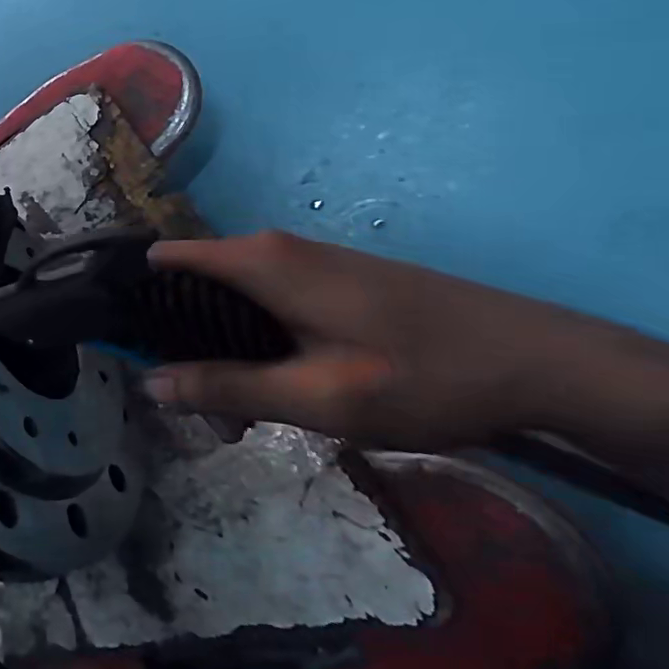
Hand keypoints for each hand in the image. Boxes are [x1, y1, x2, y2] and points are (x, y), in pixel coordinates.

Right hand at [141, 232, 643, 448]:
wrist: (543, 361)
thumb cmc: (424, 374)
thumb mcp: (318, 395)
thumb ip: (228, 387)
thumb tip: (148, 383)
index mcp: (259, 261)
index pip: (165, 258)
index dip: (137, 298)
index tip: (125, 345)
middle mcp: (272, 250)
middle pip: (194, 287)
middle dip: (183, 345)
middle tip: (203, 413)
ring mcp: (304, 263)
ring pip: (230, 302)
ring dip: (221, 354)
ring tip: (241, 419)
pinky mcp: (328, 281)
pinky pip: (265, 306)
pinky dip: (255, 347)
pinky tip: (282, 391)